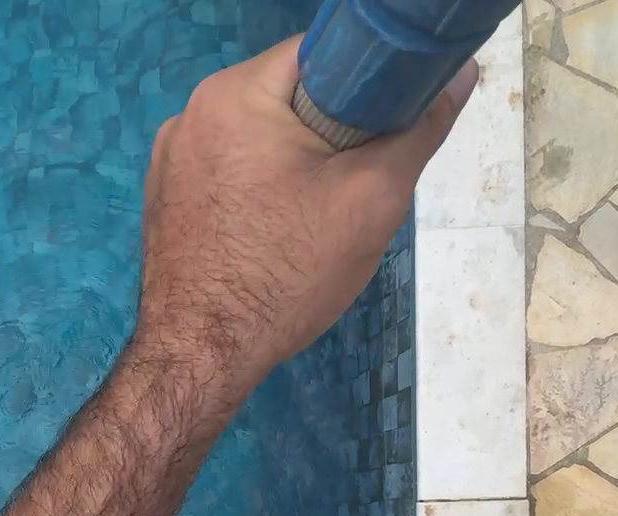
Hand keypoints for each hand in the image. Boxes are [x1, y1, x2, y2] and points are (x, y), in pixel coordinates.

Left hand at [132, 36, 476, 404]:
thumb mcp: (372, 198)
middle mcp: (186, 120)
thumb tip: (457, 74)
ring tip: (308, 224)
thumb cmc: (284, 276)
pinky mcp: (161, 209)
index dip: (367, 84)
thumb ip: (419, 127)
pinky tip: (267, 241)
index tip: (384, 129)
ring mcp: (165, 168)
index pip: (322, 54)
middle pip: (285, 102)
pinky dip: (253, 199)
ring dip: (291, 171)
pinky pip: (224, 182)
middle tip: (349, 190)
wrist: (200, 359)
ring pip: (254, 146)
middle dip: (328, 136)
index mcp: (231, 95)